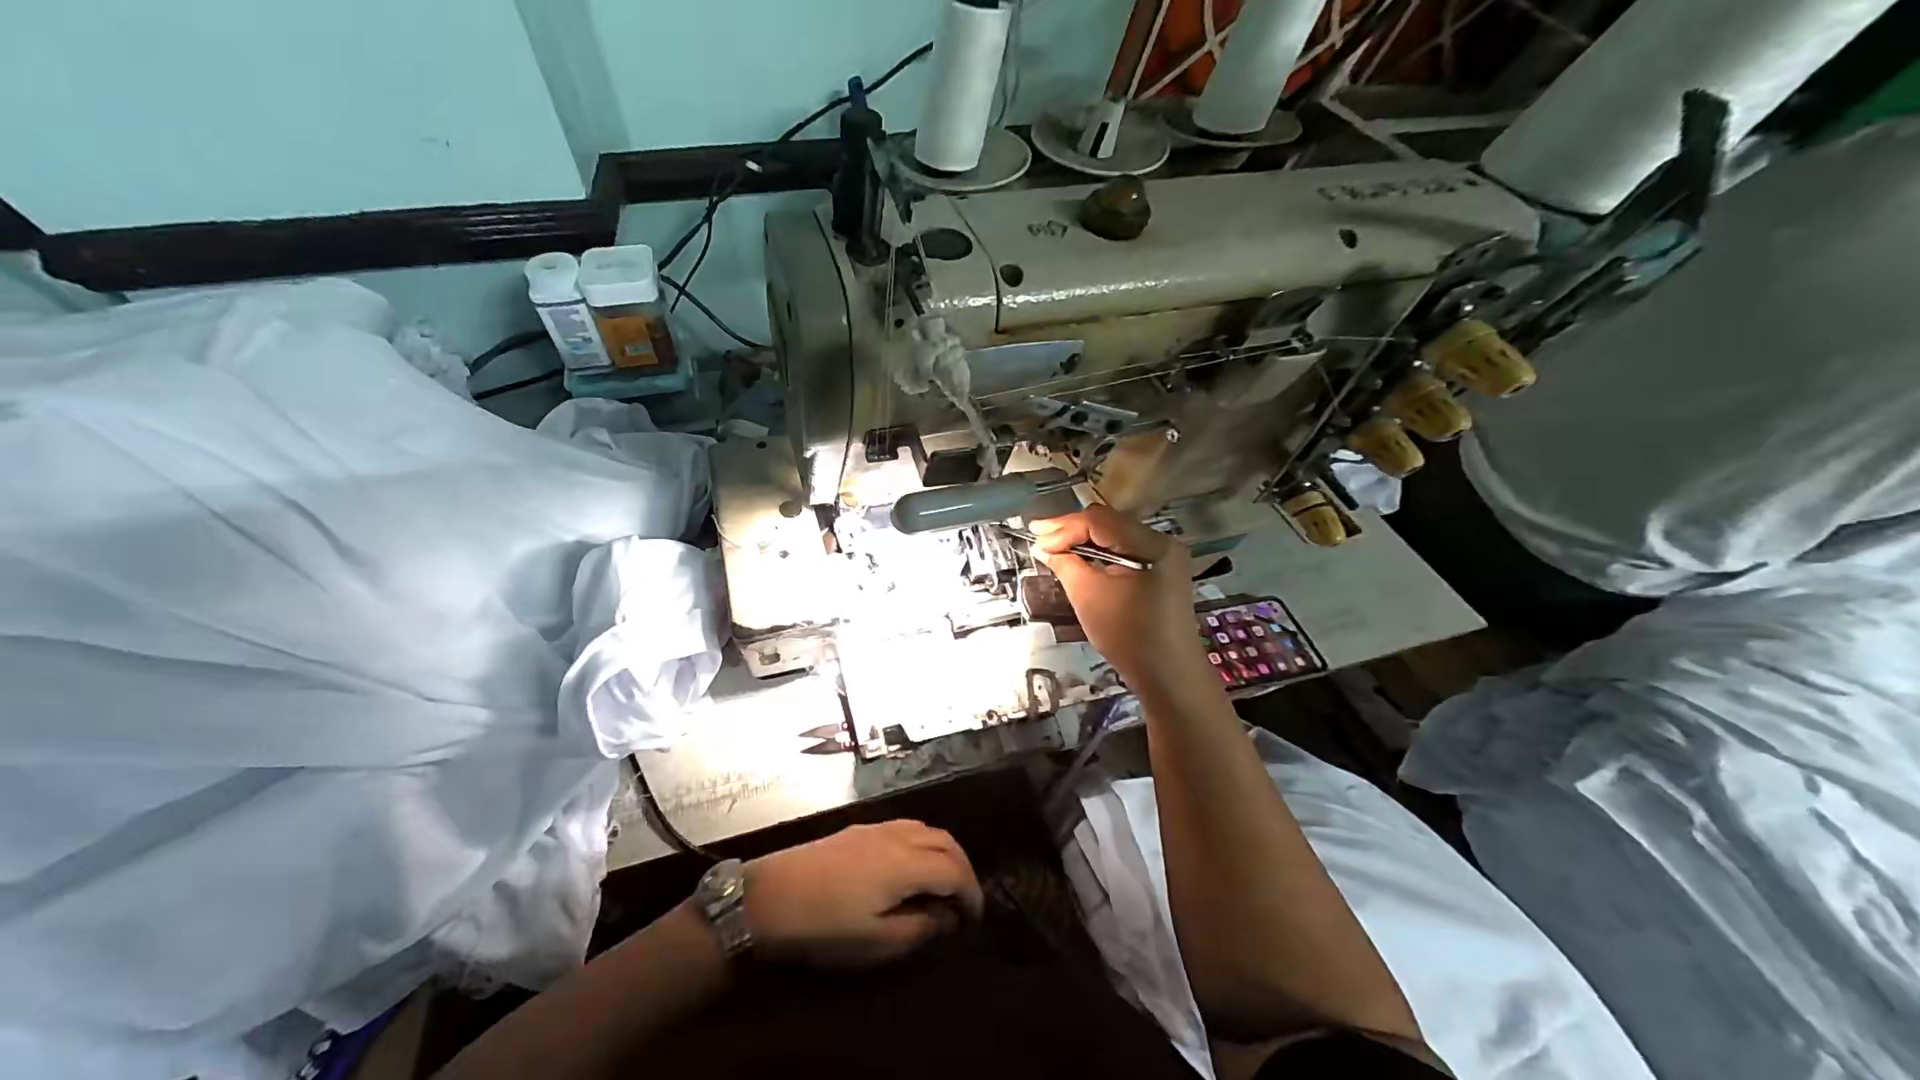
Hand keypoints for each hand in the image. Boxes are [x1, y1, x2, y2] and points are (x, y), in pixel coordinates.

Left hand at [739, 821, 983, 967]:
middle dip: (963, 868)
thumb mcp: (876, 942)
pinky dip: (922, 843)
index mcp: (907, 863)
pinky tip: (910, 866)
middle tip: (964, 900)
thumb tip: (947, 917)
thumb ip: (920, 928)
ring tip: (941, 883)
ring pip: (926, 829)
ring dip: (943, 852)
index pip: (955, 870)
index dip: (972, 893)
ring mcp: (876, 828)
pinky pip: (905, 827)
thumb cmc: (825, 925)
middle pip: (946, 841)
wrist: (769, 896)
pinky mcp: (858, 830)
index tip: (974, 919)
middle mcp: (898, 836)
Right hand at [1030, 504, 1206, 688]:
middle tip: (1039, 537)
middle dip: (1071, 529)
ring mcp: (1163, 557)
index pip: (1099, 521)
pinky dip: (1097, 553)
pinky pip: (1122, 551)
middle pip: (1108, 523)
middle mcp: (1162, 542)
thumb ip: (1066, 564)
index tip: (1035, 538)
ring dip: (1082, 540)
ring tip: (1051, 546)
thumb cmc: (1130, 636)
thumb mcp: (1089, 597)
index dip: (1064, 528)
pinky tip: (1077, 558)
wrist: (1169, 676)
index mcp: (1153, 544)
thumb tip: (1044, 547)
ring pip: (1114, 536)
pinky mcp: (1159, 572)